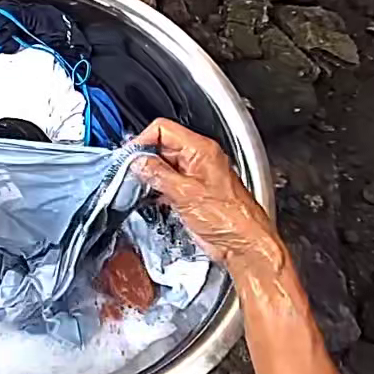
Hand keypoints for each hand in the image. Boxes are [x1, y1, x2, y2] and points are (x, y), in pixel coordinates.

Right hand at [132, 118, 284, 274]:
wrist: (243, 245)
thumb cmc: (230, 219)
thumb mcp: (185, 193)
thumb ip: (157, 174)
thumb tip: (137, 162)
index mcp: (201, 150)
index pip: (163, 129)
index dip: (142, 141)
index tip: (130, 158)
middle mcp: (199, 159)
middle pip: (160, 146)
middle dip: (143, 159)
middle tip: (131, 174)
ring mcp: (195, 175)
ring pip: (162, 164)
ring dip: (148, 175)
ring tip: (139, 188)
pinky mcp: (191, 192)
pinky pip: (167, 181)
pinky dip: (155, 188)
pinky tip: (150, 198)